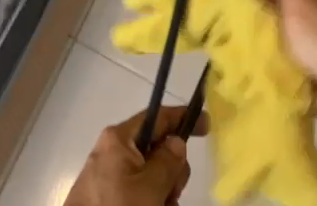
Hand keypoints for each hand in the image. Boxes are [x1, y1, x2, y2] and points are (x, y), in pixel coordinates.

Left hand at [64, 105, 207, 205]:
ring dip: (164, 193)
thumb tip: (176, 140)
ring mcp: (111, 175)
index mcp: (119, 139)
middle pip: (157, 150)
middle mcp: (113, 152)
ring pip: (152, 176)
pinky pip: (140, 191)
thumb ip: (167, 162)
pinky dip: (152, 201)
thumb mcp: (149, 187)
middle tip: (173, 193)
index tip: (206, 124)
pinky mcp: (110, 195)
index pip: (156, 118)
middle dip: (172, 172)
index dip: (182, 117)